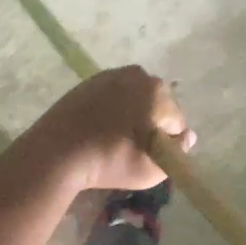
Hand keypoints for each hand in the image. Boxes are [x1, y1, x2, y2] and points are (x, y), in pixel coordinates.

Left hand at [26, 66, 194, 190]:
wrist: (58, 151)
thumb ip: (176, 151)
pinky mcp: (87, 82)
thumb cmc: (111, 161)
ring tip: (115, 140)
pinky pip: (110, 97)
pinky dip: (110, 110)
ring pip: (132, 98)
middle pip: (155, 104)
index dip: (167, 142)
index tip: (151, 157)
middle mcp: (138, 75)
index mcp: (158, 92)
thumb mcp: (152, 169)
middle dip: (150, 123)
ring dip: (130, 114)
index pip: (175, 121)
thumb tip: (187, 137)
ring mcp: (109, 75)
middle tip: (133, 148)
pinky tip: (99, 130)